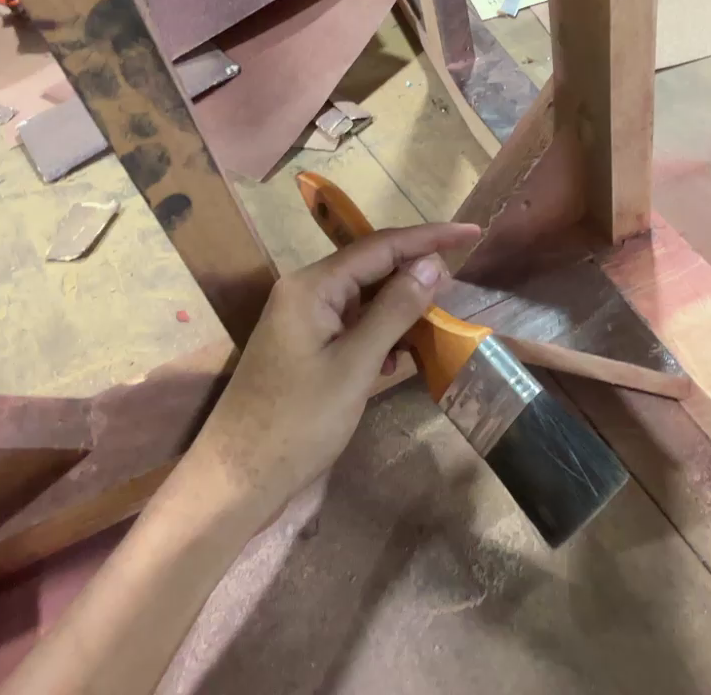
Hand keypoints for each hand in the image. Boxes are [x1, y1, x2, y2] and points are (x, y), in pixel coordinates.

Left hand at [190, 221, 480, 514]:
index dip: (429, 237)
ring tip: (439, 319)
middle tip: (458, 287)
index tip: (471, 231)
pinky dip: (382, 332)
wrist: (238, 479)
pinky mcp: (306, 347)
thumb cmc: (298, 422)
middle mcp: (305, 292)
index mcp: (312, 286)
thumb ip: (395, 310)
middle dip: (416, 271)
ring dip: (401, 306)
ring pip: (365, 297)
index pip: (380, 246)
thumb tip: (432, 264)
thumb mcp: (355, 365)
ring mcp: (303, 320)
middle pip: (372, 266)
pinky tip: (401, 354)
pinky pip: (353, 324)